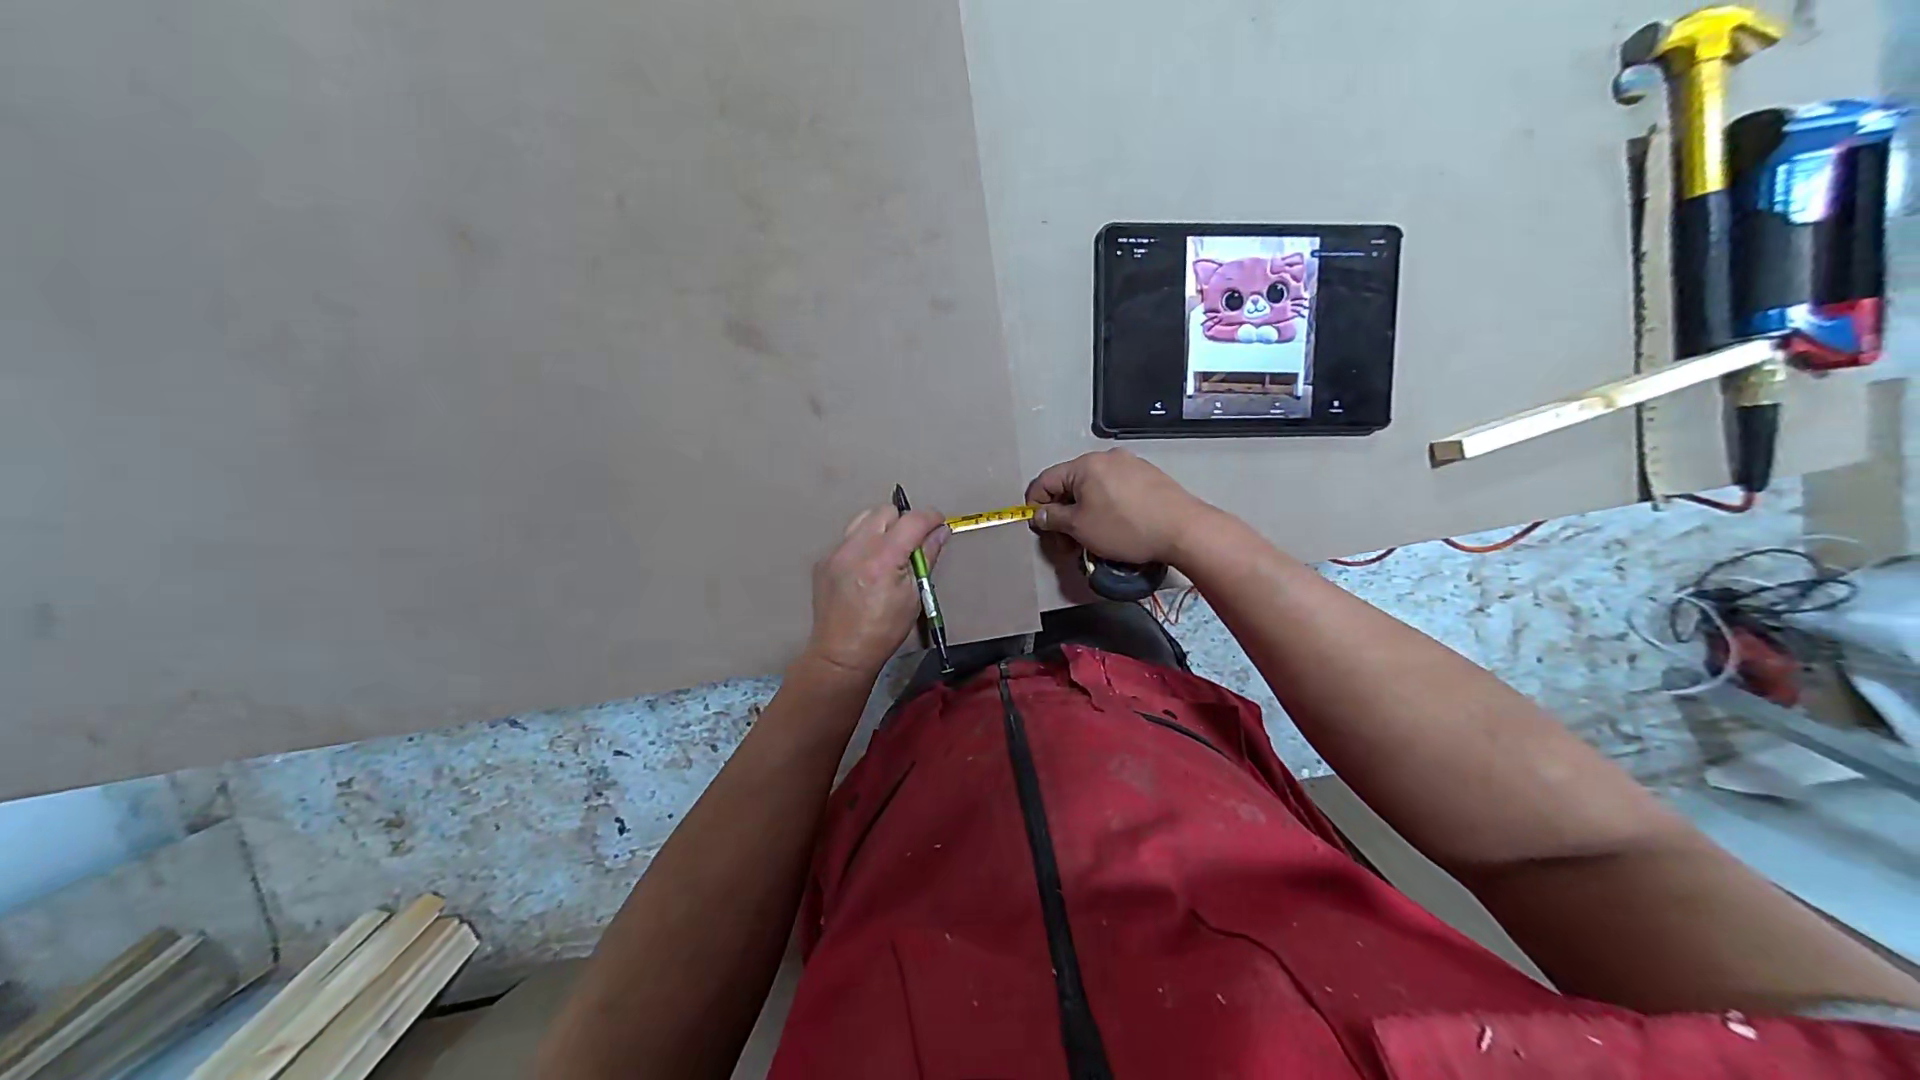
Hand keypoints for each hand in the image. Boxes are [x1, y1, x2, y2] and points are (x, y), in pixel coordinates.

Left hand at [800, 504, 947, 679]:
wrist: (842, 653)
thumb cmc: (883, 631)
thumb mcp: (914, 595)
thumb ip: (927, 557)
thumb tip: (940, 532)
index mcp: (883, 559)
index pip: (912, 520)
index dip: (931, 518)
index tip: (938, 523)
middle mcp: (856, 548)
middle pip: (886, 511)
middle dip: (903, 522)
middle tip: (912, 544)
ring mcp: (836, 552)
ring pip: (864, 519)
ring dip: (882, 528)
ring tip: (888, 553)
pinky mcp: (824, 560)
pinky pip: (848, 538)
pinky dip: (863, 544)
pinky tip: (867, 567)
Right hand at [1025, 449, 1217, 565]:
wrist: (1182, 530)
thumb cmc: (1131, 527)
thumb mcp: (1080, 527)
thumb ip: (1054, 519)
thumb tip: (1041, 515)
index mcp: (1085, 465)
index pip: (1045, 481)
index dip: (1036, 506)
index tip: (1039, 526)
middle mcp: (1106, 459)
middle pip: (1070, 485)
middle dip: (1063, 514)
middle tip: (1065, 542)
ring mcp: (1129, 466)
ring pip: (1092, 489)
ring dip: (1084, 514)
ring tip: (1090, 539)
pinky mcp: (1147, 478)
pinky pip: (1114, 491)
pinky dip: (1105, 509)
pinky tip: (1112, 529)